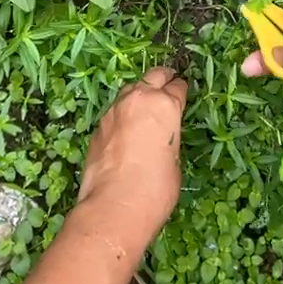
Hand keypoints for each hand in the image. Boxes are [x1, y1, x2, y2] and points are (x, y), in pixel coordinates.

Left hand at [72, 66, 188, 248]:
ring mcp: (116, 110)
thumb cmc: (156, 189)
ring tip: (145, 109)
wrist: (114, 207)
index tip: (183, 94)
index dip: (182, 91)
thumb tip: (160, 140)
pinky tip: (126, 131)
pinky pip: (116, 111)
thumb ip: (169, 139)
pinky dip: (123, 114)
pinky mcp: (99, 125)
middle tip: (168, 86)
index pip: (178, 87)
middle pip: (154, 76)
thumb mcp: (175, 160)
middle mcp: (139, 99)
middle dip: (163, 79)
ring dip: (140, 94)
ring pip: (131, 90)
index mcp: (165, 105)